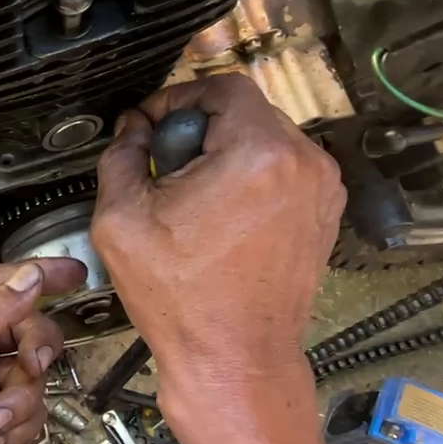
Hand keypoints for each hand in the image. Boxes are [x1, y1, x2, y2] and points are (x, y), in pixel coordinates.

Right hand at [90, 74, 342, 427]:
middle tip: (160, 171)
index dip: (175, 97)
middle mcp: (303, 162)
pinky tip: (214, 221)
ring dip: (220, 157)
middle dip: (195, 131)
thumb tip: (131, 131)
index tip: (148, 123)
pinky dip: (245, 183)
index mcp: (256, 153)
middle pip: (243, 113)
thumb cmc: (181, 299)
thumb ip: (121, 159)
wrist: (231, 357)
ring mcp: (320, 190)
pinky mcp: (322, 215)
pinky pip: (279, 174)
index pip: (220, 86)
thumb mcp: (120, 222)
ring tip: (187, 203)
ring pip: (263, 143)